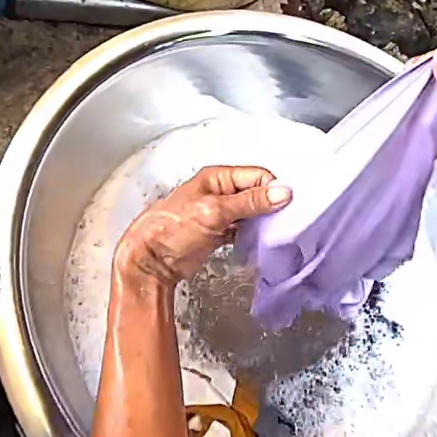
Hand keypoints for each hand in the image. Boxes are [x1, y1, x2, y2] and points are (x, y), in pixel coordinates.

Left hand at [114, 166, 290, 286]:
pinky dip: (253, 235)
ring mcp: (219, 213)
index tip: (286, 206)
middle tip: (285, 221)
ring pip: (251, 212)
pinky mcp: (218, 232)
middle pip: (256, 193)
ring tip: (275, 233)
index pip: (256, 176)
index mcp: (216, 178)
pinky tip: (260, 242)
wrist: (150, 261)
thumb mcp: (214, 212)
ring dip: (263, 222)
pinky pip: (243, 229)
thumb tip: (283, 192)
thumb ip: (249, 202)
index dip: (272, 189)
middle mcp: (219, 192)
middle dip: (271, 205)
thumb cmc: (172, 230)